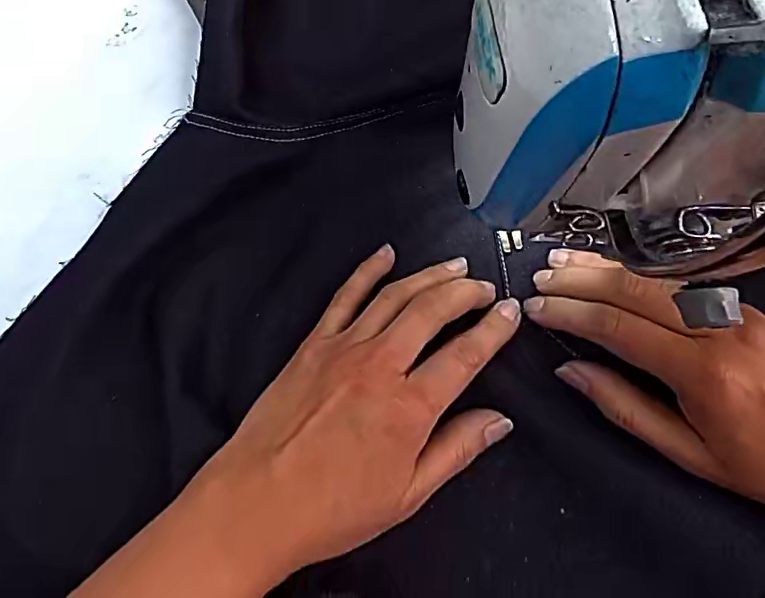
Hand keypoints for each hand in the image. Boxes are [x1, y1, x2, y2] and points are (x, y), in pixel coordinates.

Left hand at [74, 245, 520, 597]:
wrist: (254, 507)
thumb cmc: (330, 510)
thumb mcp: (407, 495)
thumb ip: (458, 450)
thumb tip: (499, 422)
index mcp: (409, 408)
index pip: (467, 353)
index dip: (495, 328)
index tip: (509, 311)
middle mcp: (381, 366)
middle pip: (435, 310)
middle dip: (467, 291)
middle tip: (484, 286)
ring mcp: (346, 347)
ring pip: (398, 295)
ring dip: (431, 275)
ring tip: (455, 267)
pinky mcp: (316, 342)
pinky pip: (347, 295)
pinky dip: (368, 270)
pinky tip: (386, 253)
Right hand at [524, 250, 764, 548]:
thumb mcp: (696, 458)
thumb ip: (628, 410)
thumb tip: (578, 375)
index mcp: (705, 371)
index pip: (617, 327)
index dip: (570, 313)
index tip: (539, 307)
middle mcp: (720, 328)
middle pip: (632, 289)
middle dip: (580, 278)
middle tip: (543, 273)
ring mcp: (736, 312)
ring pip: (655, 279)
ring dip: (607, 269)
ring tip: (568, 262)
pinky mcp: (747, 308)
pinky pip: (681, 284)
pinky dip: (641, 276)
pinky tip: (620, 273)